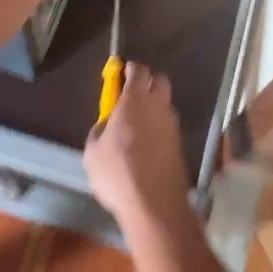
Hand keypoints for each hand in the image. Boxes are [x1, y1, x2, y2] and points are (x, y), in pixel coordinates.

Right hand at [84, 64, 193, 230]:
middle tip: (132, 95)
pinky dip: (159, 127)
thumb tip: (106, 125)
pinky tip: (147, 145)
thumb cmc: (118, 173)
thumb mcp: (93, 152)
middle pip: (159, 80)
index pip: (139, 70)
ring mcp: (172, 124)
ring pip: (165, 103)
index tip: (121, 73)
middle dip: (147, 81)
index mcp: (135, 100)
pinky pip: (168, 125)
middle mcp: (158, 105)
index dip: (130, 68)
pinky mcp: (180, 143)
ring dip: (154, 106)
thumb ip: (99, 131)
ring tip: (138, 125)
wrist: (154, 203)